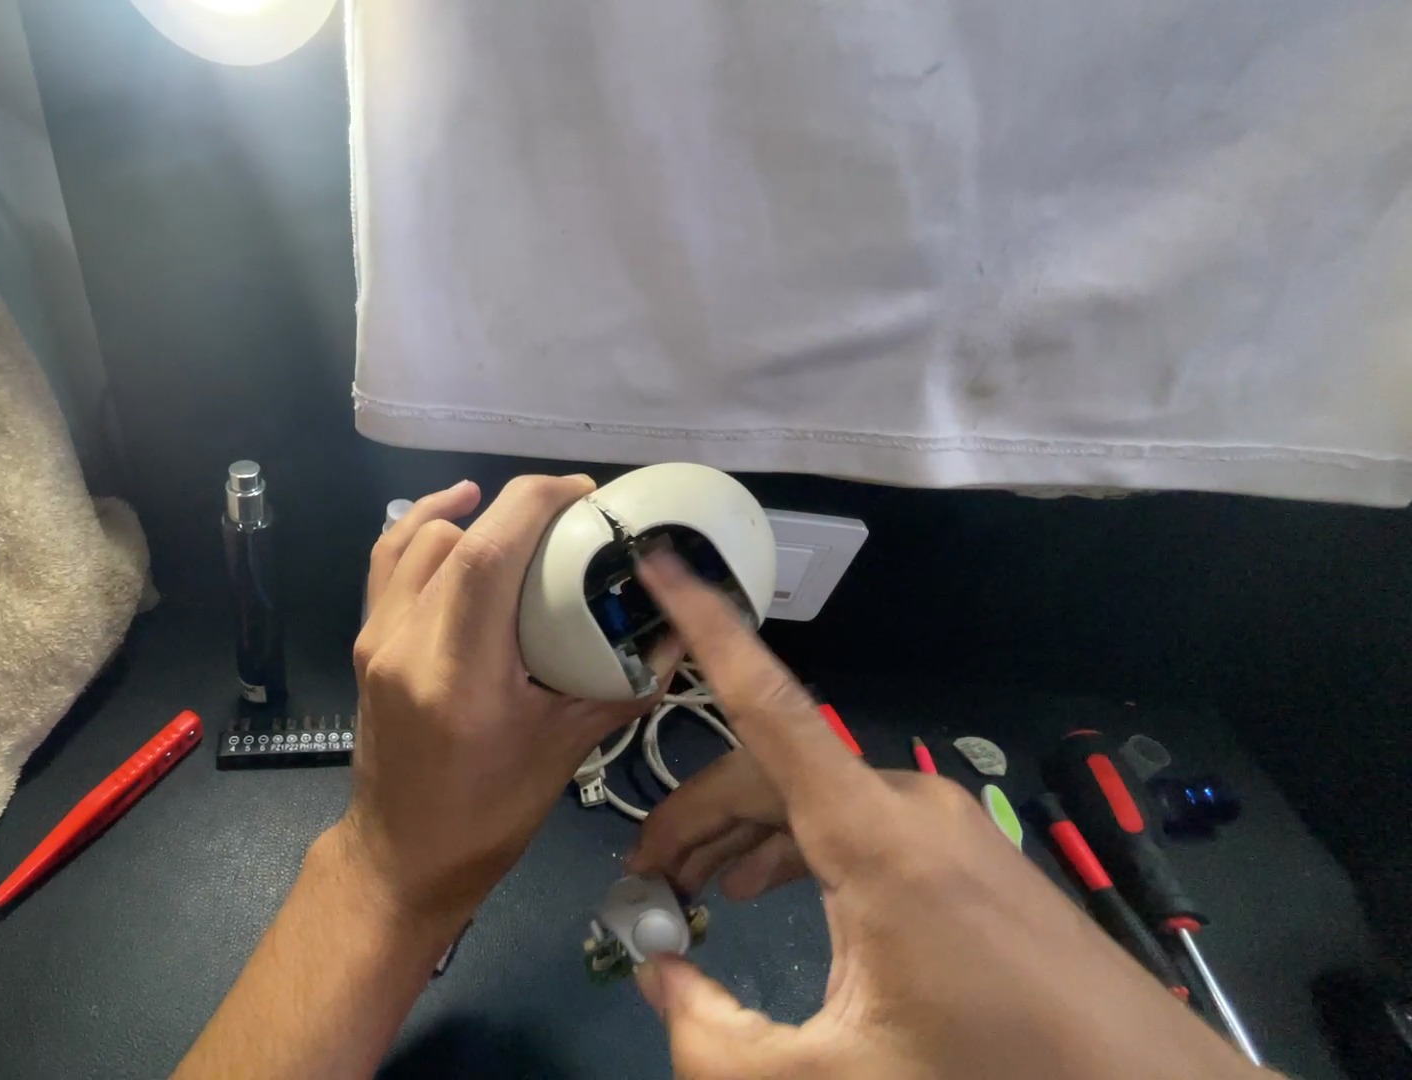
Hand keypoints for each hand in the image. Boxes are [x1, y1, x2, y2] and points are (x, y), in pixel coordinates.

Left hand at [335, 476, 666, 926]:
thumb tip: (673, 636)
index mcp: (459, 676)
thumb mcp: (563, 752)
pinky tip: (458, 513)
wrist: (401, 853)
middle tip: (569, 518)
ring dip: (475, 519)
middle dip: (517, 508)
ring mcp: (377, 638)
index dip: (532, 504)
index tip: (580, 494)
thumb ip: (619, 686)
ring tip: (523, 524)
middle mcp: (406, 644)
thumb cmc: (486, 815)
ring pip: (419, 541)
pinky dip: (424, 527)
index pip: (486, 557)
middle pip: (455, 540)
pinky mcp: (367, 640)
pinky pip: (389, 560)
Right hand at [623, 552, 1263, 1078]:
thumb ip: (712, 1035)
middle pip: (763, 770)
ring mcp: (937, 821)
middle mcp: (902, 802)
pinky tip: (762, 889)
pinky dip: (790, 845)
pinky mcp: (959, 848)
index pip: (766, 699)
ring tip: (693, 890)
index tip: (664, 563)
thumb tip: (654, 972)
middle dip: (693, 817)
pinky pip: (848, 821)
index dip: (705, 624)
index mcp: (872, 835)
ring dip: (739, 834)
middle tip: (645, 878)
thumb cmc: (992, 1079)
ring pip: (804, 796)